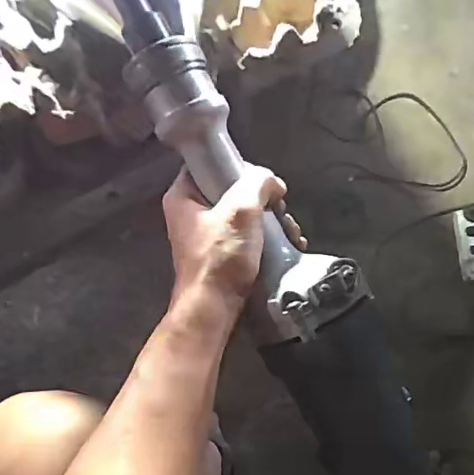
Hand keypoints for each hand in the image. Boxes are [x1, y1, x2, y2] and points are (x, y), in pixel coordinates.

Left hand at [161, 167, 303, 301]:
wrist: (214, 310)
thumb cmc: (221, 258)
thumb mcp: (241, 210)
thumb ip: (258, 184)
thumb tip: (272, 183)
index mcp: (183, 196)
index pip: (210, 165)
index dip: (238, 168)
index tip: (262, 182)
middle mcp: (192, 215)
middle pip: (234, 193)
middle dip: (265, 203)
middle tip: (281, 214)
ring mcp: (208, 239)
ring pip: (246, 218)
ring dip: (273, 224)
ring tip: (291, 235)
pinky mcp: (223, 259)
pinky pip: (249, 240)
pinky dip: (269, 242)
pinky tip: (288, 247)